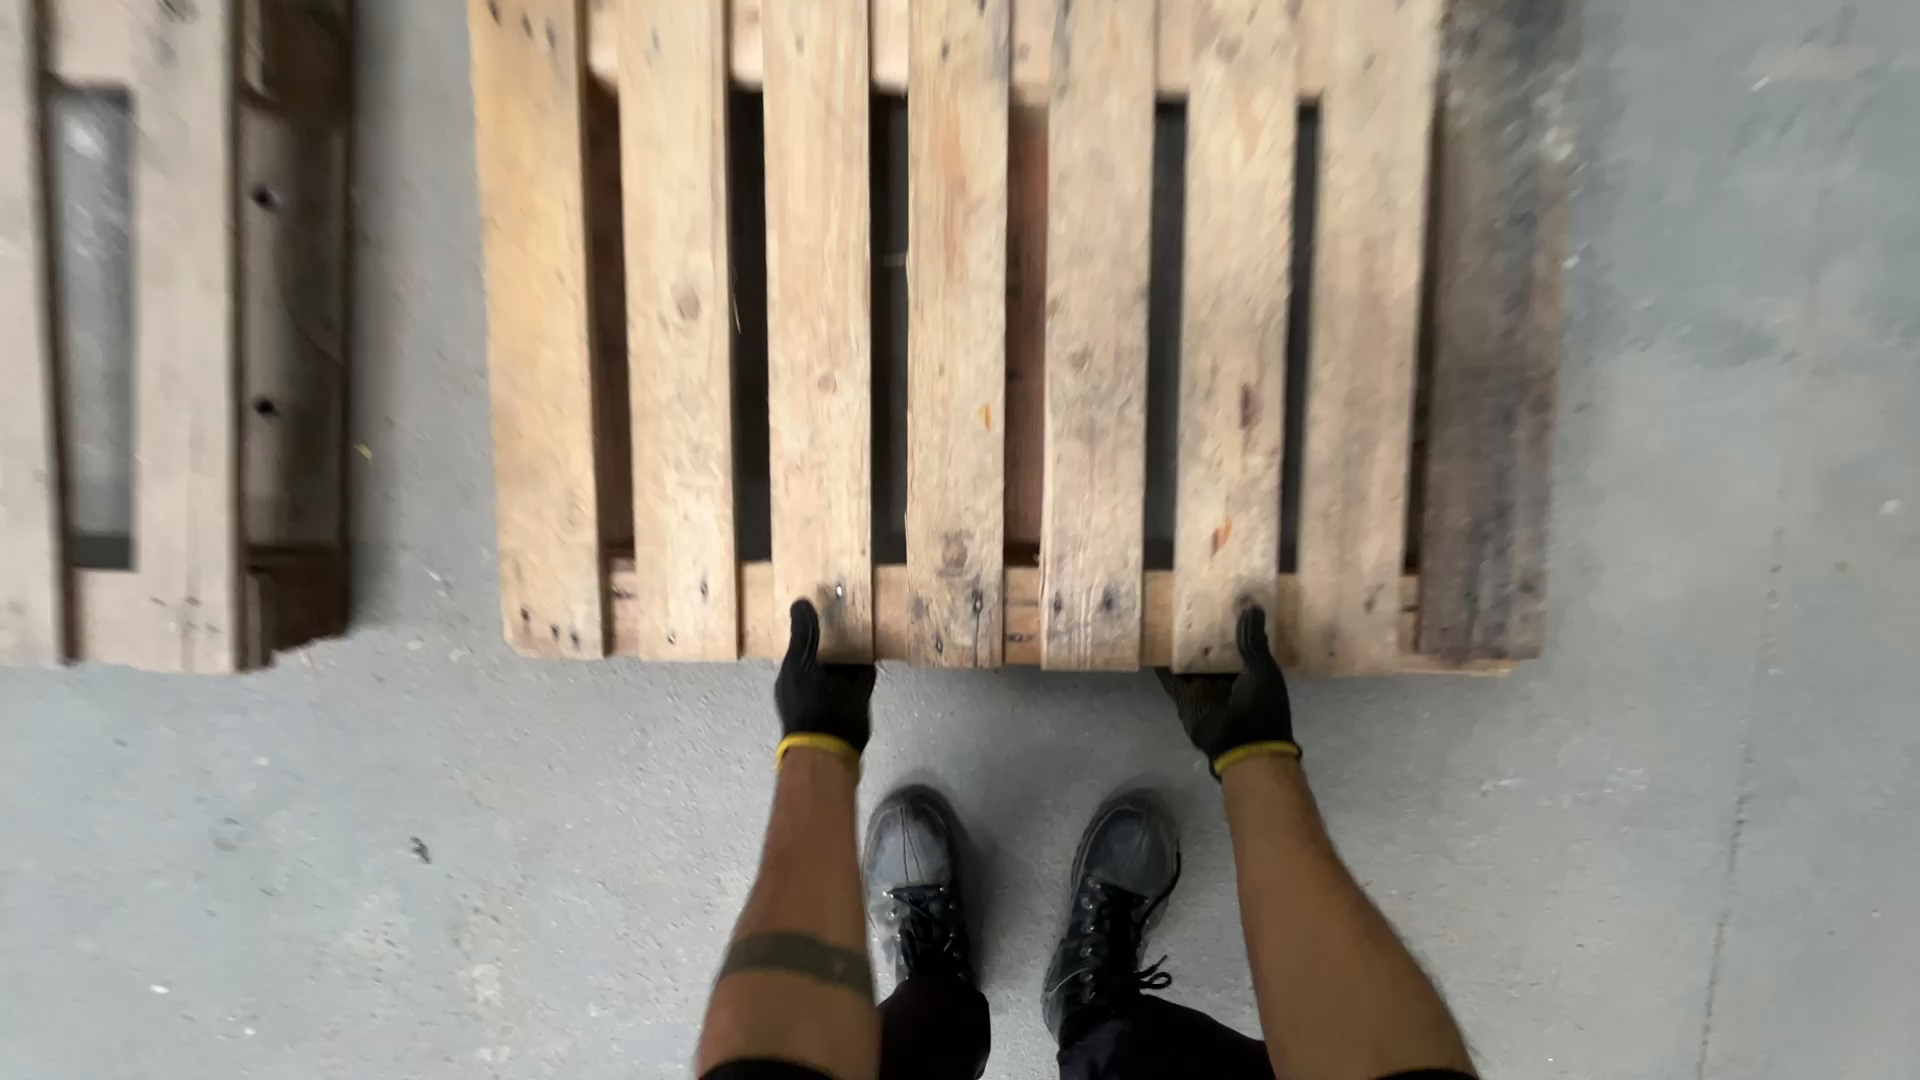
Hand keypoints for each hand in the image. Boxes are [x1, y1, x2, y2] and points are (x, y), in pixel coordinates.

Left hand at [774, 599, 875, 755]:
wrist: (829, 742)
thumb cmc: (807, 701)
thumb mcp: (800, 661)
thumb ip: (803, 634)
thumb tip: (799, 601)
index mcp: (795, 672)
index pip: (803, 644)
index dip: (812, 627)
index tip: (824, 607)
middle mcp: (814, 680)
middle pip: (827, 652)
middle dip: (836, 636)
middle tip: (850, 609)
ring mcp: (837, 690)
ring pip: (846, 663)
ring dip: (855, 648)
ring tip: (866, 622)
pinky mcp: (857, 696)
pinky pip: (863, 674)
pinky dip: (869, 661)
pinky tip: (875, 645)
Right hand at [1154, 607, 1295, 776]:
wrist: (1243, 747)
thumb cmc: (1261, 708)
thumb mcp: (1263, 671)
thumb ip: (1253, 641)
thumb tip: (1252, 605)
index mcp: (1249, 670)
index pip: (1237, 641)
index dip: (1228, 622)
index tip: (1217, 598)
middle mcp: (1224, 677)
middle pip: (1208, 650)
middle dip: (1200, 632)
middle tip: (1186, 603)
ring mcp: (1202, 687)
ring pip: (1187, 661)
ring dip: (1178, 645)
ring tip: (1164, 618)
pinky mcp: (1184, 697)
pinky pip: (1169, 679)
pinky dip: (1160, 666)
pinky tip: (1151, 647)